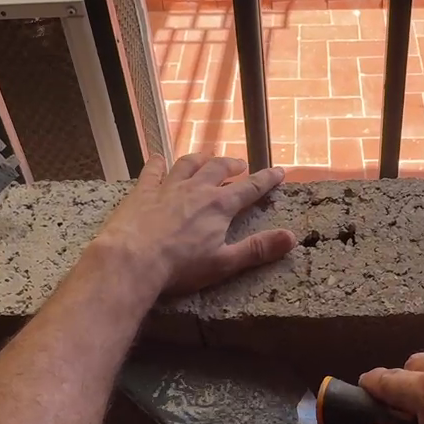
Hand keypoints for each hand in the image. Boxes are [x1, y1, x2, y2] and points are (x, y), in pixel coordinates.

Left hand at [90, 152, 295, 294]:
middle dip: (232, 165)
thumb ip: (258, 249)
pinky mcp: (142, 191)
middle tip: (240, 165)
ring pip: (188, 164)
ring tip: (207, 157)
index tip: (279, 171)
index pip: (250, 188)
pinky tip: (157, 158)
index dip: (267, 179)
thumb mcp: (224, 263)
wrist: (131, 259)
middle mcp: (196, 189)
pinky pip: (152, 171)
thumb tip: (292, 238)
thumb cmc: (180, 266)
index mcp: (219, 206)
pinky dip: (157, 163)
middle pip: (219, 169)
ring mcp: (168, 187)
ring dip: (201, 159)